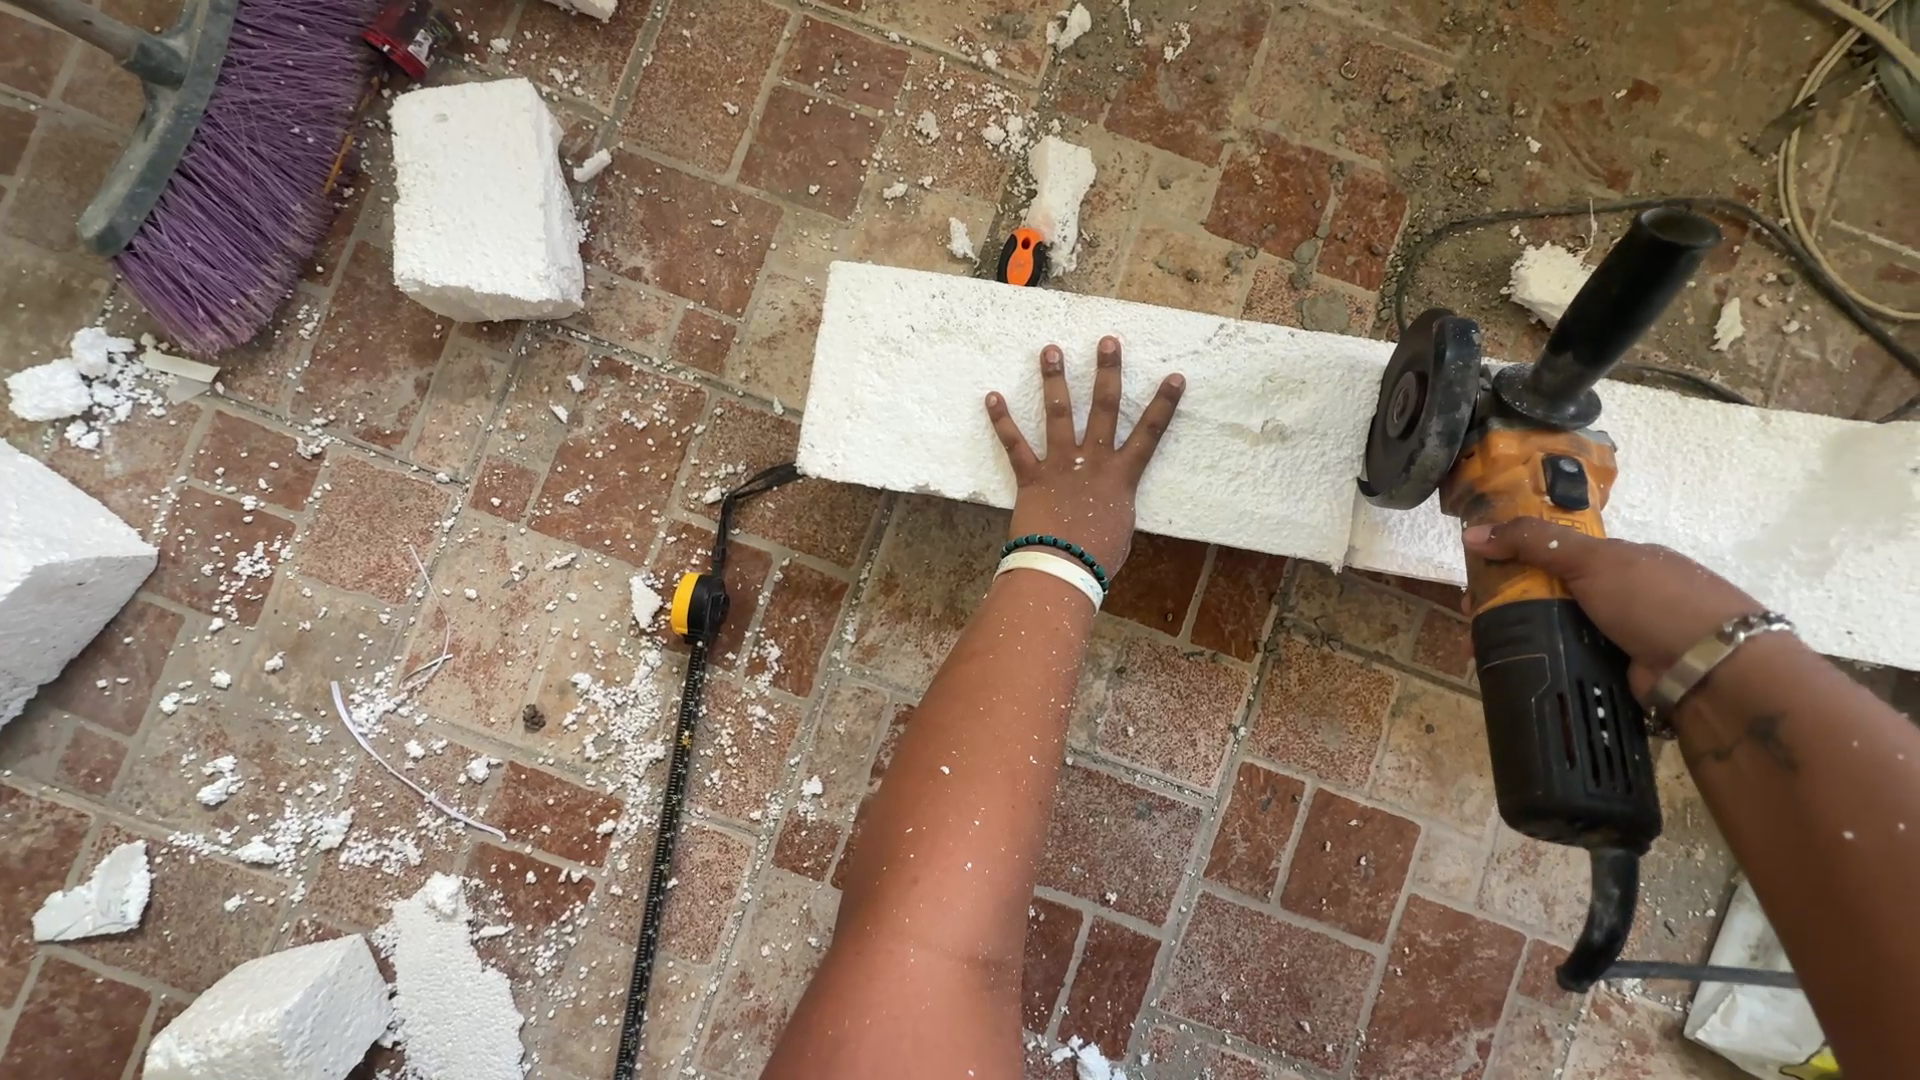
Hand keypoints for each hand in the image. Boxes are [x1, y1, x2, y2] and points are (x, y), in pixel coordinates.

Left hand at [985, 337, 1184, 574]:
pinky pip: (1014, 444)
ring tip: (1050, 349)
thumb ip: (1115, 506)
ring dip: (1054, 379)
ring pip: (1058, 413)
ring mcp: (1060, 465)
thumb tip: (1109, 502)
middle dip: (1107, 372)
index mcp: (1121, 477)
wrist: (1063, 569)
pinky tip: (992, 396)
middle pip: (1104, 408)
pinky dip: (1002, 420)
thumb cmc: (1097, 559)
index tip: (1175, 376)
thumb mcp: (1119, 530)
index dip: (1164, 404)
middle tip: (1106, 341)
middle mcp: (1093, 462)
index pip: (1150, 433)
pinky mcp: (1031, 476)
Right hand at [1462, 517, 1764, 695]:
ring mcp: (1612, 633)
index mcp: (1618, 560)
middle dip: (1500, 600)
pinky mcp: (1607, 668)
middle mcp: (1615, 594)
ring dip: (1506, 633)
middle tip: (1471, 614)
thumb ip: (1533, 542)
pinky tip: (1498, 664)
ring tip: (1474, 646)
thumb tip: (1471, 533)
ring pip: (1543, 628)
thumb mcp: (1593, 559)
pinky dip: (1526, 660)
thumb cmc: (1656, 602)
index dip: (1511, 557)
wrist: (1713, 671)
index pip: (1552, 552)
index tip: (1477, 573)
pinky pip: (1555, 659)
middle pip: (1541, 592)